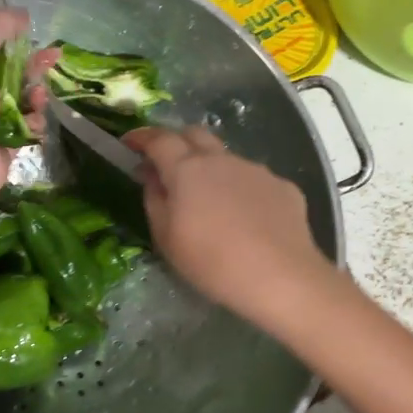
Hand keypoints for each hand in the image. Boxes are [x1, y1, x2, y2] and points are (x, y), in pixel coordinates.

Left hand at [0, 8, 27, 218]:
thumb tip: (20, 14)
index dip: (20, 42)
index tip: (40, 37)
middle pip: (16, 74)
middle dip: (35, 67)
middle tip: (55, 61)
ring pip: (27, 100)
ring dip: (37, 97)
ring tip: (35, 102)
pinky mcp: (9, 143)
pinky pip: (30, 126)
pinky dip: (34, 123)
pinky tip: (31, 126)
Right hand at [125, 126, 335, 320]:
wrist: (281, 277)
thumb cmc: (212, 263)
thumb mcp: (167, 239)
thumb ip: (154, 201)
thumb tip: (152, 177)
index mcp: (187, 169)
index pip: (158, 139)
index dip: (141, 137)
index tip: (129, 143)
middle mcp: (221, 159)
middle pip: (194, 134)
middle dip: (176, 141)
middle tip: (166, 164)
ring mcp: (256, 170)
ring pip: (226, 158)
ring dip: (211, 169)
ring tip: (210, 200)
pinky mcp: (283, 186)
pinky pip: (253, 180)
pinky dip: (241, 190)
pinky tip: (245, 218)